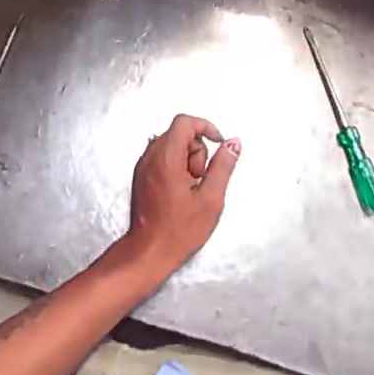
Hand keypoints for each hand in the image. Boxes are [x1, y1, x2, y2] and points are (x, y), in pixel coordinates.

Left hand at [125, 114, 240, 271]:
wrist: (148, 252)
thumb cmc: (181, 228)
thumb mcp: (211, 198)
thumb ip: (222, 166)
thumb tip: (233, 142)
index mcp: (166, 157)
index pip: (184, 122)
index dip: (206, 127)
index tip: (219, 144)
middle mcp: (150, 157)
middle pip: (178, 134)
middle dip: (197, 150)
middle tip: (202, 179)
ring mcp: (142, 167)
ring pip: (170, 146)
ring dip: (187, 159)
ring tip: (192, 188)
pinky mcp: (141, 178)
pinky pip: (162, 159)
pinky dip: (176, 167)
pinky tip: (181, 192)